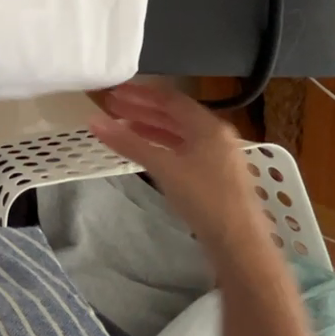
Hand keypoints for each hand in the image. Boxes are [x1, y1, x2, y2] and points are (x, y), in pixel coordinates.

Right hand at [90, 82, 264, 250]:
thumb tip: (93, 120)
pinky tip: (144, 150)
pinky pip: (183, 148)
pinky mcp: (216, 175)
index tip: (114, 90)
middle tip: (111, 106)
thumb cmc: (204, 198)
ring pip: (178, 132)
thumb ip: (128, 143)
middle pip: (174, 114)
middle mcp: (216, 135)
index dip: (140, 93)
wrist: (241, 245)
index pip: (169, 98)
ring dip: (150, 126)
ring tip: (121, 126)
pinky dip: (161, 144)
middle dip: (142, 109)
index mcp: (208, 126)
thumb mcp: (163, 168)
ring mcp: (218, 156)